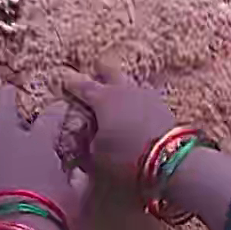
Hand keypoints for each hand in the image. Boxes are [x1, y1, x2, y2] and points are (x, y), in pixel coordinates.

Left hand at [0, 86, 88, 229]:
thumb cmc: (53, 214)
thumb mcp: (75, 197)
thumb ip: (77, 181)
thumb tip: (80, 173)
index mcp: (37, 143)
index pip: (50, 118)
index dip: (56, 111)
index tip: (59, 107)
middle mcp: (4, 142)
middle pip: (1, 107)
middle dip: (5, 97)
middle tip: (6, 92)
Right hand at [63, 66, 177, 187]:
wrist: (168, 157)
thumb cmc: (124, 155)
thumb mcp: (97, 154)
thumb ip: (89, 141)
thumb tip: (88, 136)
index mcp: (103, 98)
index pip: (82, 86)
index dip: (71, 83)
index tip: (62, 78)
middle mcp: (124, 89)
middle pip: (110, 72)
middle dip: (100, 73)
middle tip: (94, 75)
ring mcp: (145, 94)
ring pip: (129, 83)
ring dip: (121, 87)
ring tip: (116, 97)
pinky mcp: (162, 105)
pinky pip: (143, 97)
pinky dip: (135, 101)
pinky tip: (134, 111)